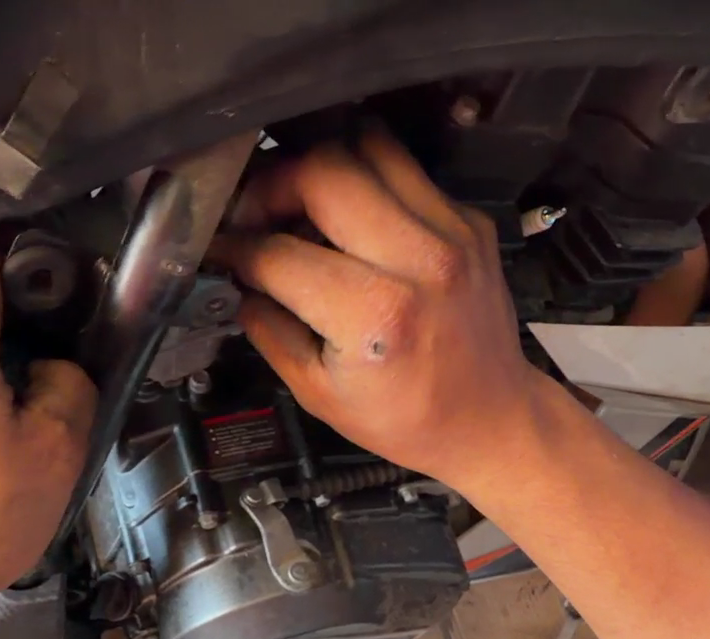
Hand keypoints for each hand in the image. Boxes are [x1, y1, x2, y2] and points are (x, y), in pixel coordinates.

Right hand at [209, 131, 578, 493]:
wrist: (489, 419)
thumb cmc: (404, 419)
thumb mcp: (318, 394)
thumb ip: (269, 331)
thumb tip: (238, 282)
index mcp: (376, 315)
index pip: (281, 254)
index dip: (236, 248)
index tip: (220, 248)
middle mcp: (419, 260)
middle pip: (325, 171)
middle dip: (272, 185)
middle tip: (254, 213)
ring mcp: (451, 231)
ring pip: (368, 149)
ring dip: (319, 169)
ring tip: (297, 203)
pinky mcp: (469, 220)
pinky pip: (405, 169)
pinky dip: (364, 181)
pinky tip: (348, 217)